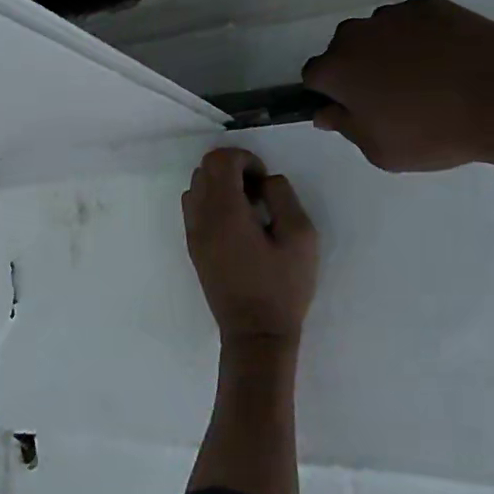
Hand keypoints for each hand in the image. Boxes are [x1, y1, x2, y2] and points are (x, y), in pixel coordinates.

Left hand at [182, 147, 318, 343]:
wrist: (256, 335)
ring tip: (247, 205)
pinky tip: (236, 222)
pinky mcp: (194, 247)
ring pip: (196, 185)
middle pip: (204, 167)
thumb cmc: (282, 288)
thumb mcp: (300, 236)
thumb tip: (266, 181)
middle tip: (258, 190)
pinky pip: (194, 206)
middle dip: (233, 167)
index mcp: (225, 212)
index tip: (264, 179)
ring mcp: (193, 233)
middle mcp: (202, 218)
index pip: (220, 160)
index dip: (245, 158)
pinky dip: (212, 200)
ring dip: (220, 183)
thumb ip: (283, 196)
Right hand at [300, 0, 493, 172]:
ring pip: (378, 33)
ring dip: (389, 51)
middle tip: (392, 97)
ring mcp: (394, 14)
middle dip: (358, 69)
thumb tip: (324, 112)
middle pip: (344, 50)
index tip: (355, 109)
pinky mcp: (427, 4)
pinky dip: (421, 36)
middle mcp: (356, 33)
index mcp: (337, 68)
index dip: (330, 94)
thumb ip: (345, 127)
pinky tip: (449, 59)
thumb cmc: (434, 133)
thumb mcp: (381, 150)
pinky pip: (411, 21)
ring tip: (427, 78)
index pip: (314, 76)